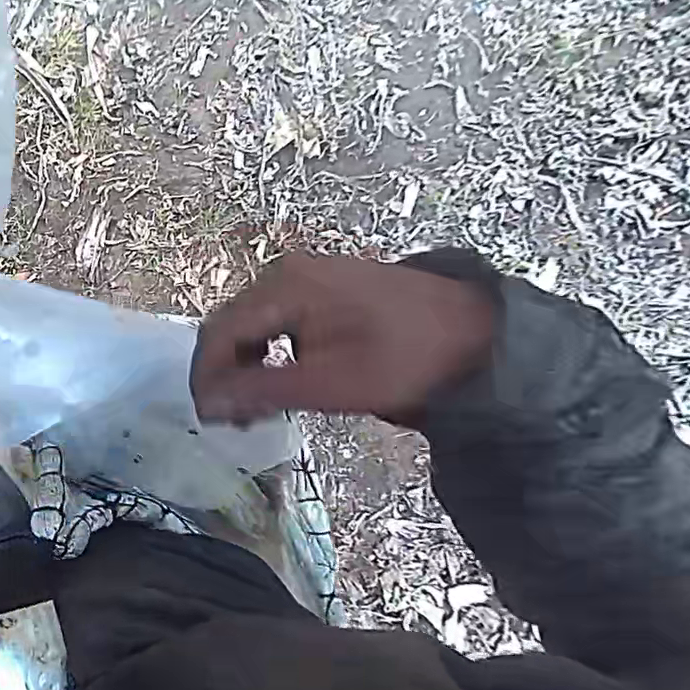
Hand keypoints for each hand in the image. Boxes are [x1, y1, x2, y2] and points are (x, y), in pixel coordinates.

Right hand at [191, 254, 494, 423]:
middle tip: (228, 417)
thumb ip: (258, 391)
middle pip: (231, 326)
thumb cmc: (405, 360)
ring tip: (253, 405)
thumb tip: (206, 405)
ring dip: (243, 364)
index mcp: (284, 288)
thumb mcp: (326, 383)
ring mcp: (306, 276)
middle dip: (223, 373)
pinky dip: (267, 351)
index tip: (206, 416)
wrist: (483, 337)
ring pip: (250, 324)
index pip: (220, 333)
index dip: (206, 376)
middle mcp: (286, 273)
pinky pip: (275, 320)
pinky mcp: (323, 287)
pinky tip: (278, 377)